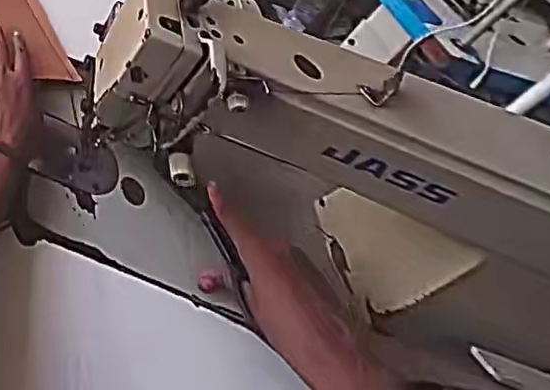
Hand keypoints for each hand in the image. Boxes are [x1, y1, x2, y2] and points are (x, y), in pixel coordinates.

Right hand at [208, 183, 397, 389]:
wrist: (336, 357)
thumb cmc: (298, 337)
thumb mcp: (253, 307)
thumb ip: (240, 282)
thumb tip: (236, 280)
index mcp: (262, 253)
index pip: (235, 221)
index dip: (221, 204)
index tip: (213, 191)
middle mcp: (283, 251)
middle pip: (252, 243)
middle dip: (238, 257)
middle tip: (224, 276)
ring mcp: (302, 261)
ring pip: (271, 255)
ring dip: (260, 269)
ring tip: (256, 298)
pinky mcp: (316, 274)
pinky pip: (289, 266)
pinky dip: (280, 276)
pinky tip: (280, 301)